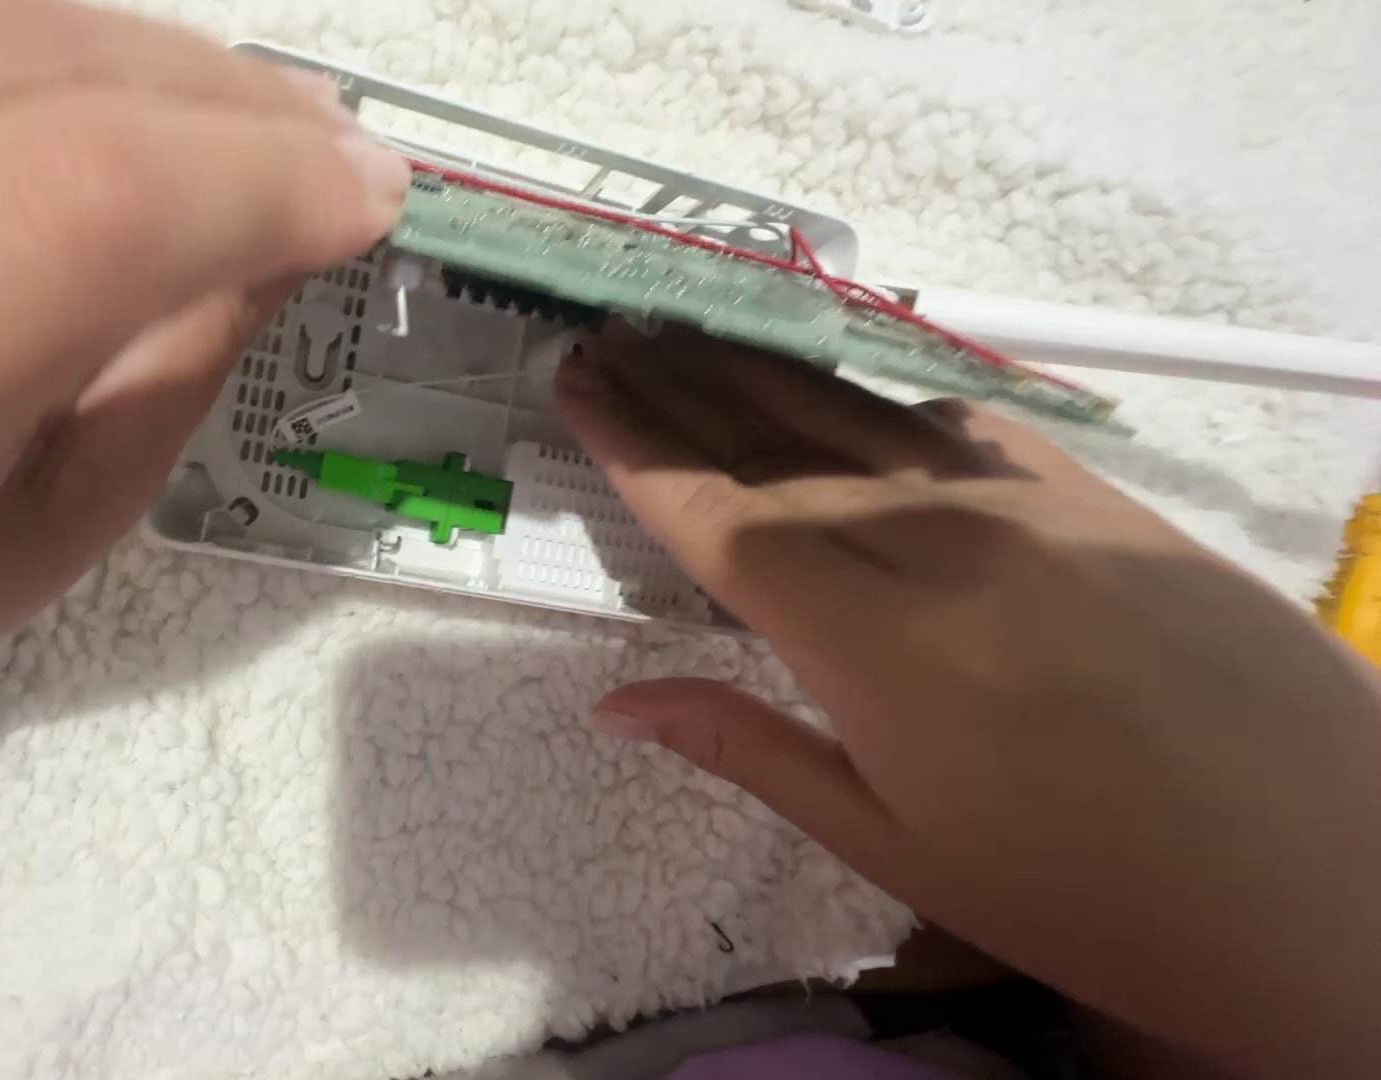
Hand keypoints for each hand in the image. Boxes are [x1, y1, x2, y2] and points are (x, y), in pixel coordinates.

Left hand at [0, 0, 408, 717]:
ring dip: (147, 73)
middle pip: (15, 96)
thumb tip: (305, 214)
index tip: (367, 189)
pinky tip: (117, 116)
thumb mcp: (78, 512)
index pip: (63, 220)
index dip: (242, 182)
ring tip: (248, 126)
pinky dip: (43, 67)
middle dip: (218, 112)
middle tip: (332, 142)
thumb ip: (186, 353)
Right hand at [555, 327, 1380, 1077]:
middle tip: (605, 339)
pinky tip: (822, 368)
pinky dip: (867, 388)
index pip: (717, 518)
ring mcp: (1025, 509)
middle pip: (770, 447)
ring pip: (850, 414)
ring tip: (678, 330)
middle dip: (672, 390)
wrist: (1359, 902)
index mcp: (876, 645)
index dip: (635, 448)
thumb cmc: (1084, 894)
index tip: (579, 388)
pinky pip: (948, 421)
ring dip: (751, 370)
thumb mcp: (885, 842)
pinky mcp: (1093, 497)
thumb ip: (739, 745)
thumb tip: (612, 704)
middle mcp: (940, 548)